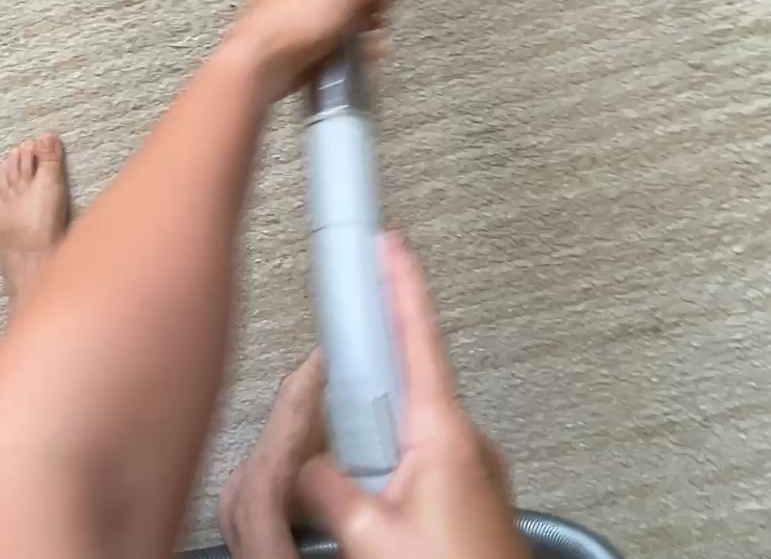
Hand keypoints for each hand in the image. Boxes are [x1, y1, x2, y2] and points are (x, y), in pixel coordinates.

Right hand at [217, 234, 526, 558]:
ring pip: (401, 425)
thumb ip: (324, 483)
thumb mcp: (367, 534)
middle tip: (346, 433)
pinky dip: (385, 464)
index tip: (391, 240)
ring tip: (360, 499)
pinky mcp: (465, 491)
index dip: (403, 280)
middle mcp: (460, 440)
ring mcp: (466, 466)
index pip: (417, 333)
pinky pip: (413, 455)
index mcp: (442, 432)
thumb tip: (304, 462)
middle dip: (361, 390)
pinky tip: (373, 504)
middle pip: (398, 379)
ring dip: (370, 440)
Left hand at [224, 0, 385, 101]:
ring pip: (330, 3)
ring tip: (369, 36)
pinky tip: (361, 58)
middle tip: (373, 3)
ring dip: (356, 19)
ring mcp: (284, 5)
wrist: (262, 67)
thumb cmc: (296, 19)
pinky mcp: (288, 37)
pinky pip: (324, 33)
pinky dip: (345, 43)